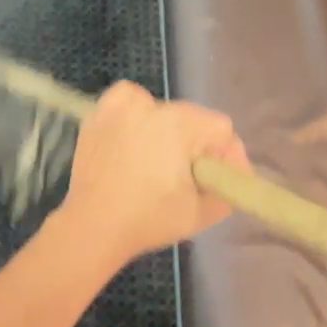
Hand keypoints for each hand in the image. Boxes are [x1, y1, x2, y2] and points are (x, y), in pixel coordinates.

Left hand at [53, 82, 248, 264]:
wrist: (93, 226)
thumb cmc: (150, 219)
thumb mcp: (204, 211)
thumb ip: (230, 185)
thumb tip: (233, 169)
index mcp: (179, 124)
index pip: (220, 128)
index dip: (224, 154)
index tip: (216, 178)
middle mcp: (150, 106)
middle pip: (191, 118)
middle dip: (195, 144)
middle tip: (186, 176)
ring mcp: (119, 108)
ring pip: (161, 108)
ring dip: (166, 129)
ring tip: (158, 160)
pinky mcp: (97, 115)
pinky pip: (126, 101)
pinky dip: (133, 114)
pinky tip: (133, 138)